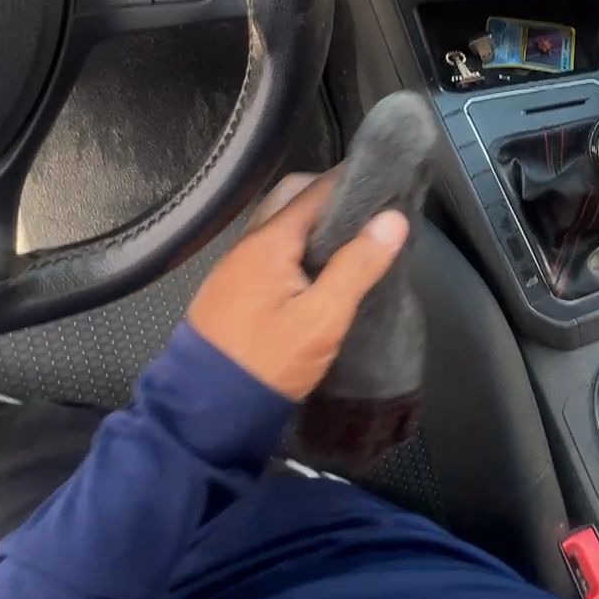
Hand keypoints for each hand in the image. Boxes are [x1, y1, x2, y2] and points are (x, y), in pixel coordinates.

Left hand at [186, 172, 409, 400]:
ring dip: (314, 220)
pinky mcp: (234, 288)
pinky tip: (320, 264)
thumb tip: (393, 219)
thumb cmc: (268, 362)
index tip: (388, 183)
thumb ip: (357, 266)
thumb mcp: (322, 319)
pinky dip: (299, 241)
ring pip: (281, 222)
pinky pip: (272, 246)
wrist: (205, 415)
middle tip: (370, 208)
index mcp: (268, 242)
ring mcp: (236, 266)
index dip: (354, 183)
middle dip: (331, 194)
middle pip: (292, 197)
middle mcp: (248, 244)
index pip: (316, 191)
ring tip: (353, 235)